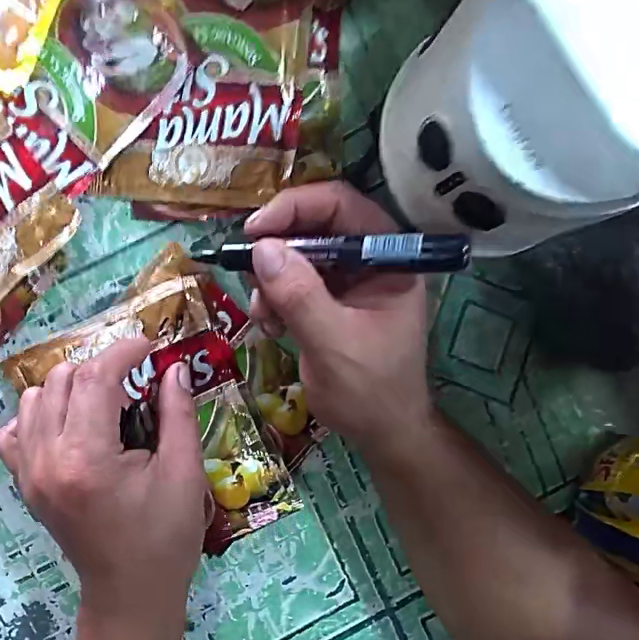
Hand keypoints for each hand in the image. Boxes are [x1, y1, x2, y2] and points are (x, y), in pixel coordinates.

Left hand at [0, 338, 208, 638]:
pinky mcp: (25, 484)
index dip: (123, 352)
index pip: (94, 379)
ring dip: (71, 389)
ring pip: (35, 398)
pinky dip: (41, 416)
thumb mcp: (184, 473)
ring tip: (106, 404)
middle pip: (61, 380)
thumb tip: (175, 369)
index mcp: (87, 458)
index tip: (149, 346)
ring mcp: (29, 473)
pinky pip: (16, 431)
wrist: (130, 593)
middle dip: (100, 369)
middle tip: (135, 382)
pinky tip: (72, 428)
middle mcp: (46, 460)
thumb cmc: (165, 538)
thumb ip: (178, 414)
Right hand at [244, 183, 436, 458]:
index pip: (342, 206)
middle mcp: (370, 261)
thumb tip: (262, 247)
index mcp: (389, 258)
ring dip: (272, 279)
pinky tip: (271, 326)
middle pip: (316, 227)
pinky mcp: (330, 302)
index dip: (296, 209)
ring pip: (299, 256)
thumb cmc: (370, 391)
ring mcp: (350, 282)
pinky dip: (275, 299)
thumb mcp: (333, 343)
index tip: (254, 230)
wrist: (383, 433)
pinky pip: (294, 283)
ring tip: (264, 314)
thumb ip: (300, 294)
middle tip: (249, 272)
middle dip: (278, 250)